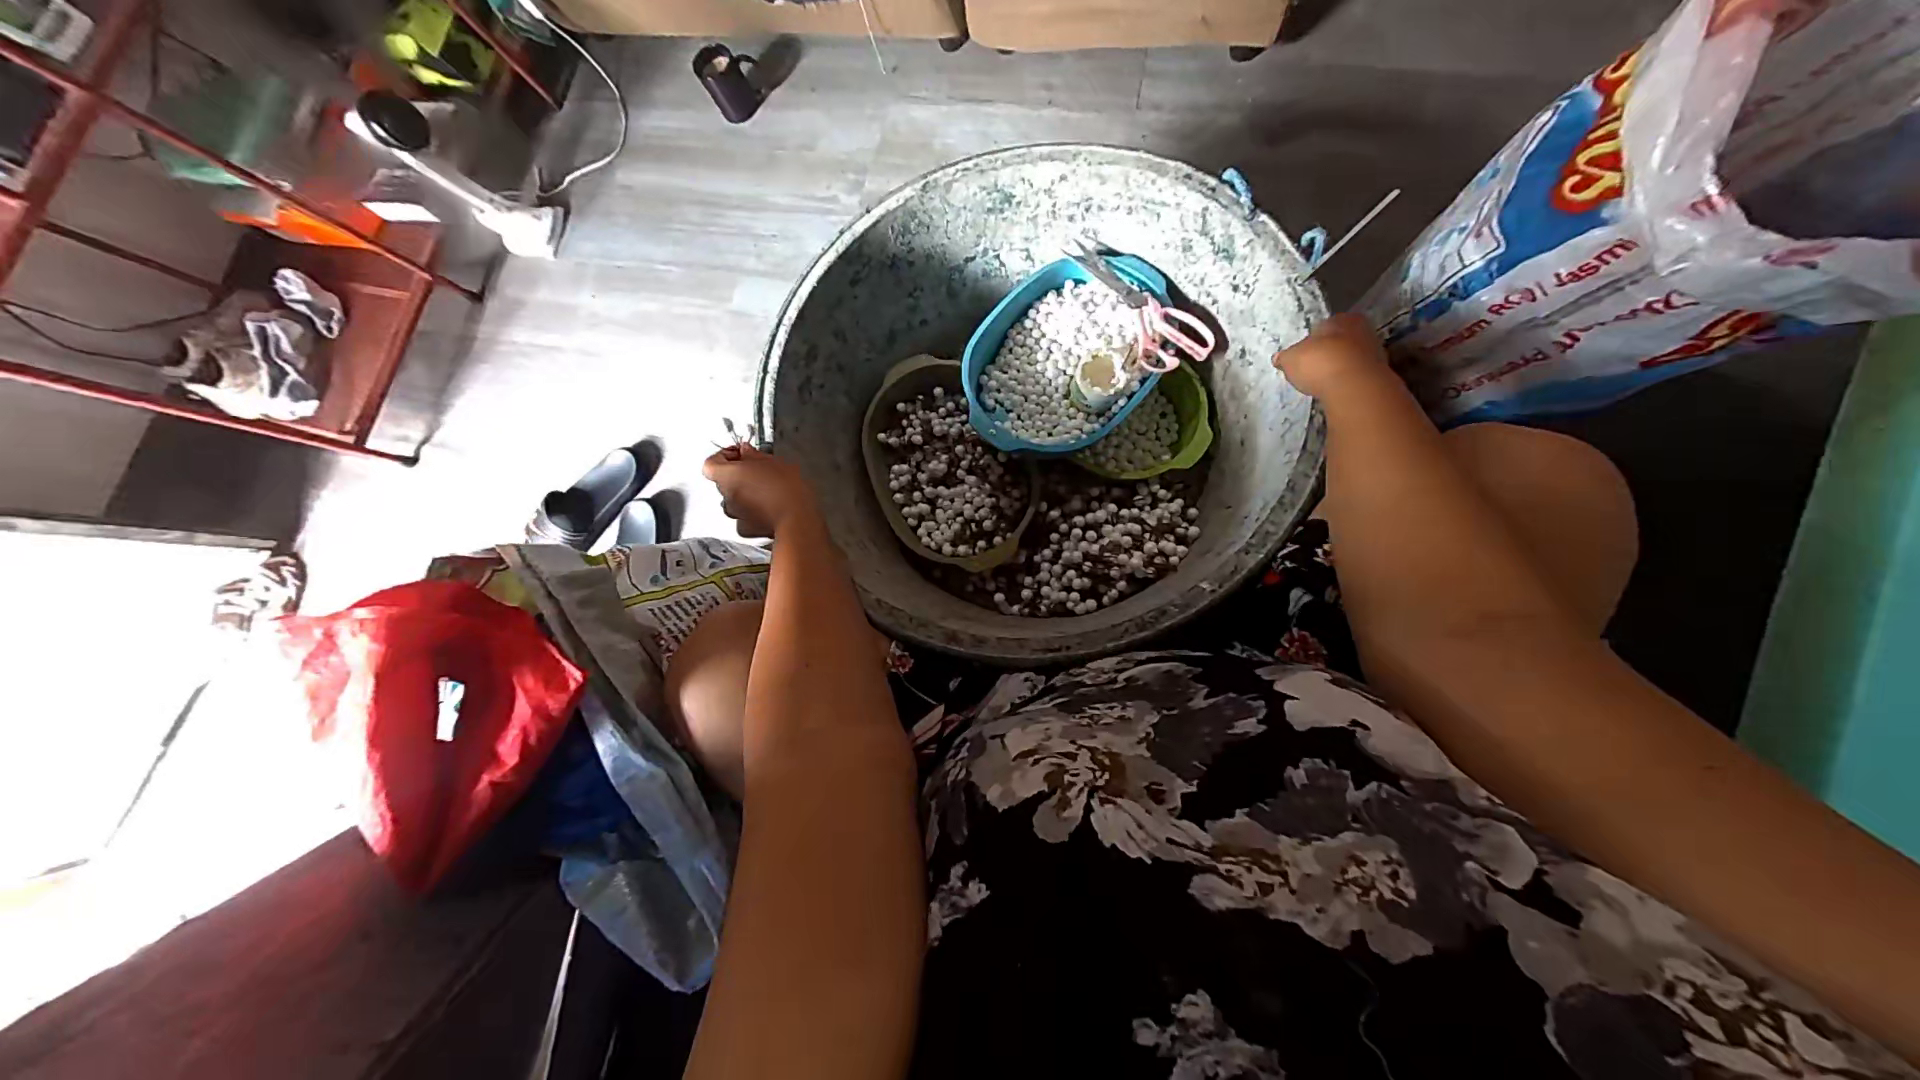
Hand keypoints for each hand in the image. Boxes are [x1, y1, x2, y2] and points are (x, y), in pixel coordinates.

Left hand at [703, 443, 820, 537]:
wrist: (796, 520)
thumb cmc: (786, 490)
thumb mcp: (774, 462)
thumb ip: (754, 455)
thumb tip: (747, 452)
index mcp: (728, 475)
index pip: (710, 463)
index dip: (723, 457)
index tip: (740, 454)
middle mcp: (726, 495)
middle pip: (724, 481)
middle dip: (739, 474)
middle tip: (760, 470)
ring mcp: (735, 513)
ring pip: (734, 499)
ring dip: (746, 493)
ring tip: (768, 489)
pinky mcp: (746, 528)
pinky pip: (744, 516)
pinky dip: (753, 511)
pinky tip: (769, 507)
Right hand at [1272, 313, 1396, 400]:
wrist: (1353, 384)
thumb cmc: (1319, 362)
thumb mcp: (1291, 359)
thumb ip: (1285, 357)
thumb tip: (1279, 358)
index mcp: (1341, 319)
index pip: (1325, 326)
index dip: (1313, 340)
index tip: (1305, 354)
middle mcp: (1362, 329)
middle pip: (1341, 340)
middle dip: (1329, 352)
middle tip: (1314, 367)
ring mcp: (1375, 351)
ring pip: (1352, 357)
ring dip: (1341, 366)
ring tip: (1325, 381)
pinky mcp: (1380, 372)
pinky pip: (1358, 374)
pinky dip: (1349, 380)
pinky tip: (1337, 389)